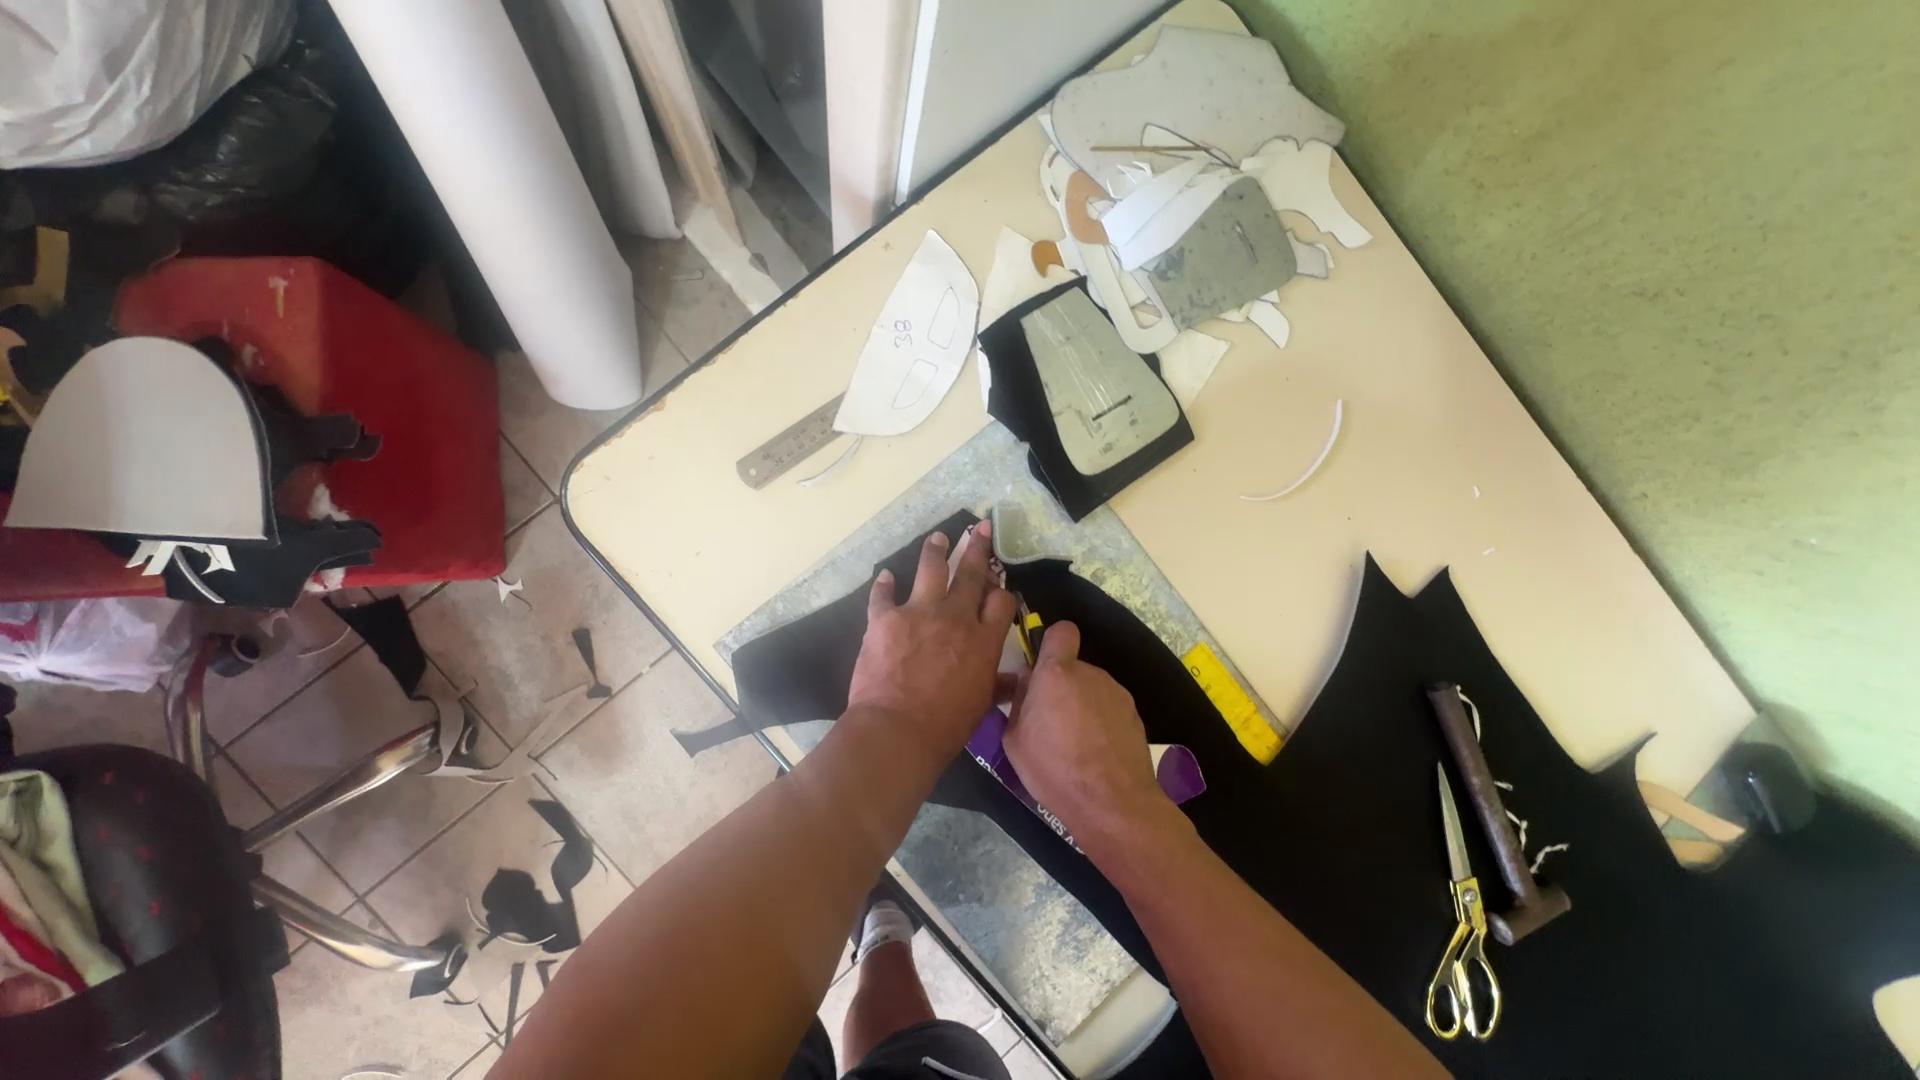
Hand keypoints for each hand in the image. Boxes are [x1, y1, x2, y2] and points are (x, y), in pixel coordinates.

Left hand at [848, 523, 1017, 752]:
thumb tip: (1016, 680)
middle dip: (979, 549)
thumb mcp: (981, 705)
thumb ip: (997, 684)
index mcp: (983, 640)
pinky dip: (884, 584)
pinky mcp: (885, 619)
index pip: (1000, 601)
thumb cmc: (945, 726)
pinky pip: (883, 594)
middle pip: (972, 574)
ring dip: (936, 551)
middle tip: (982, 527)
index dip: (1000, 589)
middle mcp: (955, 617)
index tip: (997, 585)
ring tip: (939, 538)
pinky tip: (886, 576)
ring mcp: (919, 613)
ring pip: (931, 569)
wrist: (897, 729)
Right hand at [1002, 622, 1171, 843]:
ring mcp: (1116, 693)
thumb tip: (1027, 684)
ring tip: (1074, 743)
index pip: (1060, 632)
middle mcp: (1090, 674)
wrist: (1112, 803)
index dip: (1051, 643)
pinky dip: (1101, 722)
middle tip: (1049, 721)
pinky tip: (1096, 752)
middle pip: (1072, 668)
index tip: (1041, 668)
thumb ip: (1019, 701)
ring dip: (1081, 705)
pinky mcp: (1134, 714)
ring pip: (1091, 689)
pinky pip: (1108, 708)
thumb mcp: (1015, 739)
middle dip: (1061, 686)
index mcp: (1056, 674)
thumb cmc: (1053, 770)